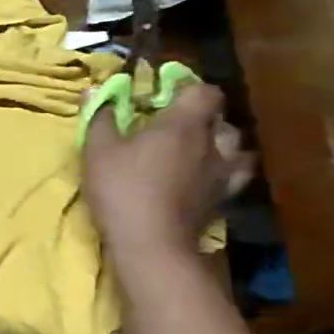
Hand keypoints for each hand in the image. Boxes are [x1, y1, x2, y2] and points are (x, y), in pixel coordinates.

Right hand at [83, 81, 254, 254]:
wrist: (151, 244)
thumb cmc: (123, 189)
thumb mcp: (98, 151)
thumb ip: (100, 118)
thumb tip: (95, 88)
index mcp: (184, 124)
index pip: (204, 91)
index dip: (188, 90)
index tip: (166, 98)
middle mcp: (211, 143)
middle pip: (222, 120)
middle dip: (206, 119)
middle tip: (181, 128)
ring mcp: (222, 174)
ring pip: (238, 149)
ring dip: (223, 146)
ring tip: (202, 153)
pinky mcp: (222, 201)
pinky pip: (234, 179)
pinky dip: (225, 175)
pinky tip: (208, 180)